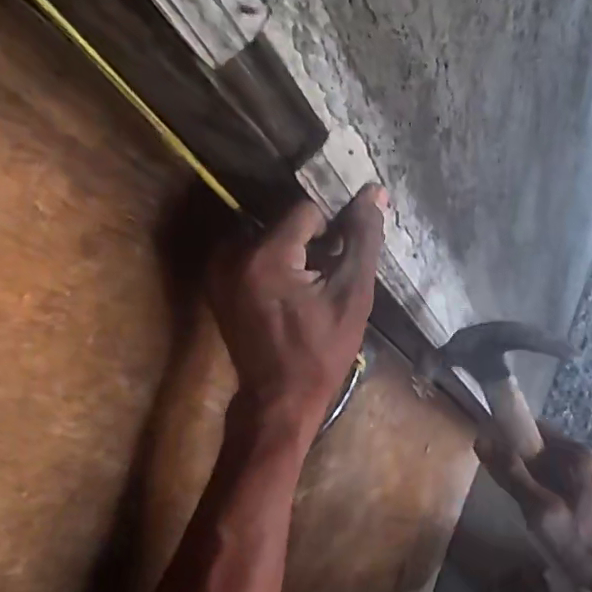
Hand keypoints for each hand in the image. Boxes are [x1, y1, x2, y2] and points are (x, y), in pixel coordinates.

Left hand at [208, 184, 386, 431]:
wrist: (278, 398)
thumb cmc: (321, 351)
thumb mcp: (352, 295)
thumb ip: (363, 239)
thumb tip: (374, 192)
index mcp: (265, 254)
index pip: (307, 210)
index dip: (333, 229)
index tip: (342, 260)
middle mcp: (232, 253)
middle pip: (285, 222)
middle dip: (312, 241)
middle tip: (327, 278)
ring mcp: (218, 269)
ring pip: (270, 237)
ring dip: (294, 252)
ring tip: (311, 289)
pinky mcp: (216, 284)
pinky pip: (253, 256)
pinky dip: (275, 265)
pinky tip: (290, 295)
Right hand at [476, 424, 591, 591]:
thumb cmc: (582, 547)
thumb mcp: (540, 512)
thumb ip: (512, 475)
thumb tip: (483, 440)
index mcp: (579, 454)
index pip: (536, 430)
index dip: (511, 442)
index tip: (496, 463)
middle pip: (548, 448)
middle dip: (526, 465)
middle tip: (513, 494)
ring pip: (559, 467)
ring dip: (540, 481)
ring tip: (531, 510)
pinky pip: (571, 481)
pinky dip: (556, 491)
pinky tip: (552, 517)